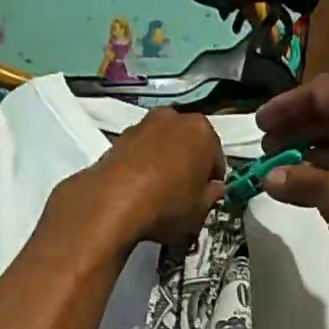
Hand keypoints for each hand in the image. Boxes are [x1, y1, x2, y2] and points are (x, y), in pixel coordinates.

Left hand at [44, 108, 225, 251]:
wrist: (112, 203)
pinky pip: (139, 153)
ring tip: (158, 193)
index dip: (212, 180)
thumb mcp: (200, 210)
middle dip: (188, 165)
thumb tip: (215, 189)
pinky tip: (138, 190)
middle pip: (188, 145)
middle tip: (184, 194)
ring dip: (164, 163)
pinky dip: (142, 166)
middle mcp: (173, 118)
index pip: (216, 157)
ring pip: (162, 145)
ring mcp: (142, 124)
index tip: (206, 197)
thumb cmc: (168, 204)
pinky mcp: (117, 137)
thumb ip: (212, 196)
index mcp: (202, 130)